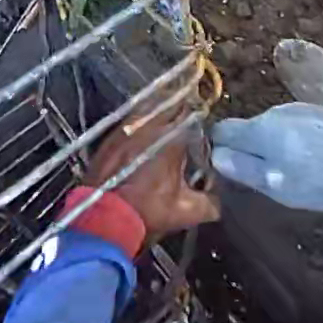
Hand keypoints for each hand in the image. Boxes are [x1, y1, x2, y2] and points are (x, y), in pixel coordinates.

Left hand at [84, 102, 219, 240]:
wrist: (102, 216)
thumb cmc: (147, 211)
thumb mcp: (186, 211)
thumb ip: (211, 203)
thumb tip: (220, 199)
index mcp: (173, 138)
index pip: (193, 115)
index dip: (199, 118)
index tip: (203, 127)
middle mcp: (151, 125)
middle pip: (171, 106)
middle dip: (181, 111)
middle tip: (188, 121)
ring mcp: (128, 127)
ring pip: (150, 108)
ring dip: (161, 111)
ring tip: (168, 121)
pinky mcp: (112, 134)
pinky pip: (132, 118)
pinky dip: (142, 119)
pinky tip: (146, 130)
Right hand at [208, 103, 322, 211]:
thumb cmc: (317, 179)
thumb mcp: (275, 184)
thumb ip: (243, 169)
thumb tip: (215, 156)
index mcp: (258, 130)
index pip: (222, 130)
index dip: (218, 145)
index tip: (225, 163)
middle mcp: (273, 113)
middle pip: (249, 128)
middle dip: (249, 148)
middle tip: (262, 174)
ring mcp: (298, 109)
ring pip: (273, 126)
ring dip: (274, 144)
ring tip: (291, 169)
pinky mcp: (319, 112)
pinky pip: (294, 125)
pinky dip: (294, 140)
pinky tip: (310, 157)